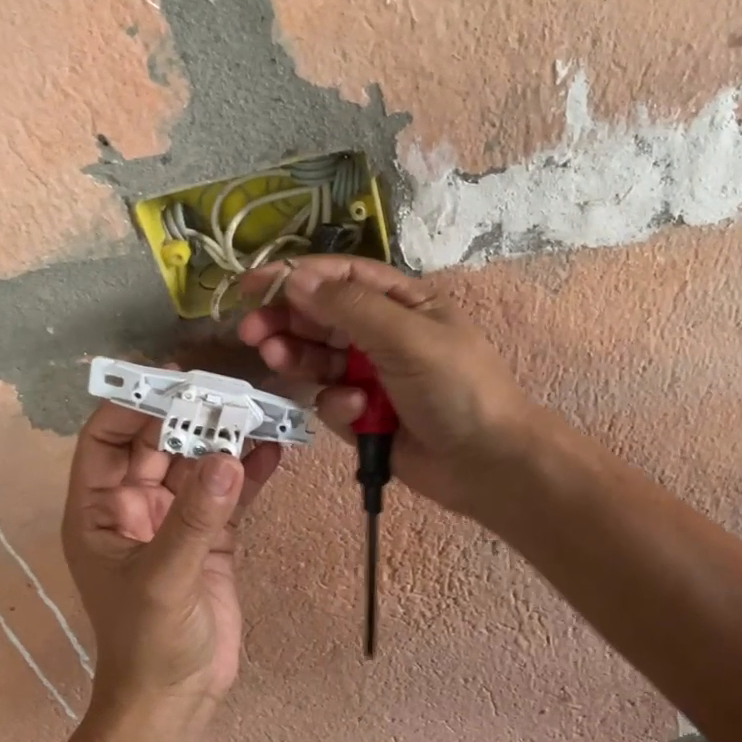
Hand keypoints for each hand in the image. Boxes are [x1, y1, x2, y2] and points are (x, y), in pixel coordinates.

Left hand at [60, 400, 281, 709]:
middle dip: (191, 415)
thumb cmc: (149, 643)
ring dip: (226, 437)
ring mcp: (177, 517)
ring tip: (261, 409)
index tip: (173, 379)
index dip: (132, 405)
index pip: (106, 439)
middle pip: (159, 442)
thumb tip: (229, 456)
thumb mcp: (163, 579)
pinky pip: (231, 490)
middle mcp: (135, 504)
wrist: (179, 699)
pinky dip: (251, 469)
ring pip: (200, 461)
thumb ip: (195, 518)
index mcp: (100, 509)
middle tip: (232, 387)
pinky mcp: (214, 534)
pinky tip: (276, 448)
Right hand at [236, 255, 533, 515]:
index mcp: (402, 303)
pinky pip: (331, 401)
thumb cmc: (458, 388)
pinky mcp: (364, 416)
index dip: (296, 275)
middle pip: (321, 317)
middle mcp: (383, 334)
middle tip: (251, 330)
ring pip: (318, 359)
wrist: (489, 465)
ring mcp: (372, 376)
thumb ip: (351, 308)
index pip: (340, 277)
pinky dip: (337, 404)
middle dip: (286, 320)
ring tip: (276, 357)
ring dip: (298, 356)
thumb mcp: (408, 337)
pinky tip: (355, 411)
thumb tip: (297, 278)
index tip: (251, 284)